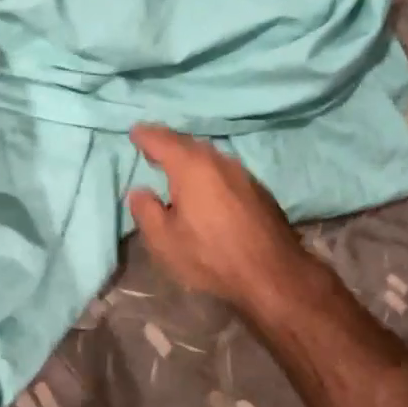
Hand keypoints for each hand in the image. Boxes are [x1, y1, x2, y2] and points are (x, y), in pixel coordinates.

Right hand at [126, 125, 314, 308]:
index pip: (161, 140)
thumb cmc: (211, 256)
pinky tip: (207, 187)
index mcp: (191, 166)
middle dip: (168, 143)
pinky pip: (225, 170)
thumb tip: (140, 191)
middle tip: (152, 147)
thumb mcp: (164, 241)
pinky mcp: (259, 190)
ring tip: (177, 166)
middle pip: (188, 143)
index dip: (145, 135)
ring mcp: (243, 173)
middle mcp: (218, 161)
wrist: (273, 274)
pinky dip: (210, 172)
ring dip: (191, 157)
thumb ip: (146, 211)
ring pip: (210, 156)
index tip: (134, 132)